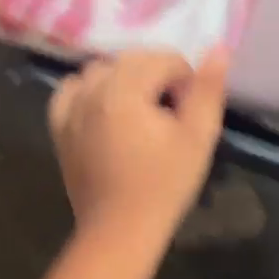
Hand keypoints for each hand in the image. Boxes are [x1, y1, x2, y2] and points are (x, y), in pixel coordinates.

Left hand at [46, 47, 229, 240]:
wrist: (120, 231)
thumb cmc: (165, 181)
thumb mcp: (200, 133)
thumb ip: (209, 87)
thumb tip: (218, 48)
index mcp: (125, 93)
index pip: (164, 59)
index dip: (185, 78)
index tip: (188, 108)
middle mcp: (92, 95)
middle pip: (133, 58)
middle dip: (158, 72)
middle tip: (172, 107)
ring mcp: (70, 112)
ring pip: (101, 68)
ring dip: (125, 76)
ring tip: (141, 106)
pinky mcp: (60, 129)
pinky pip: (70, 89)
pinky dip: (89, 88)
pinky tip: (106, 105)